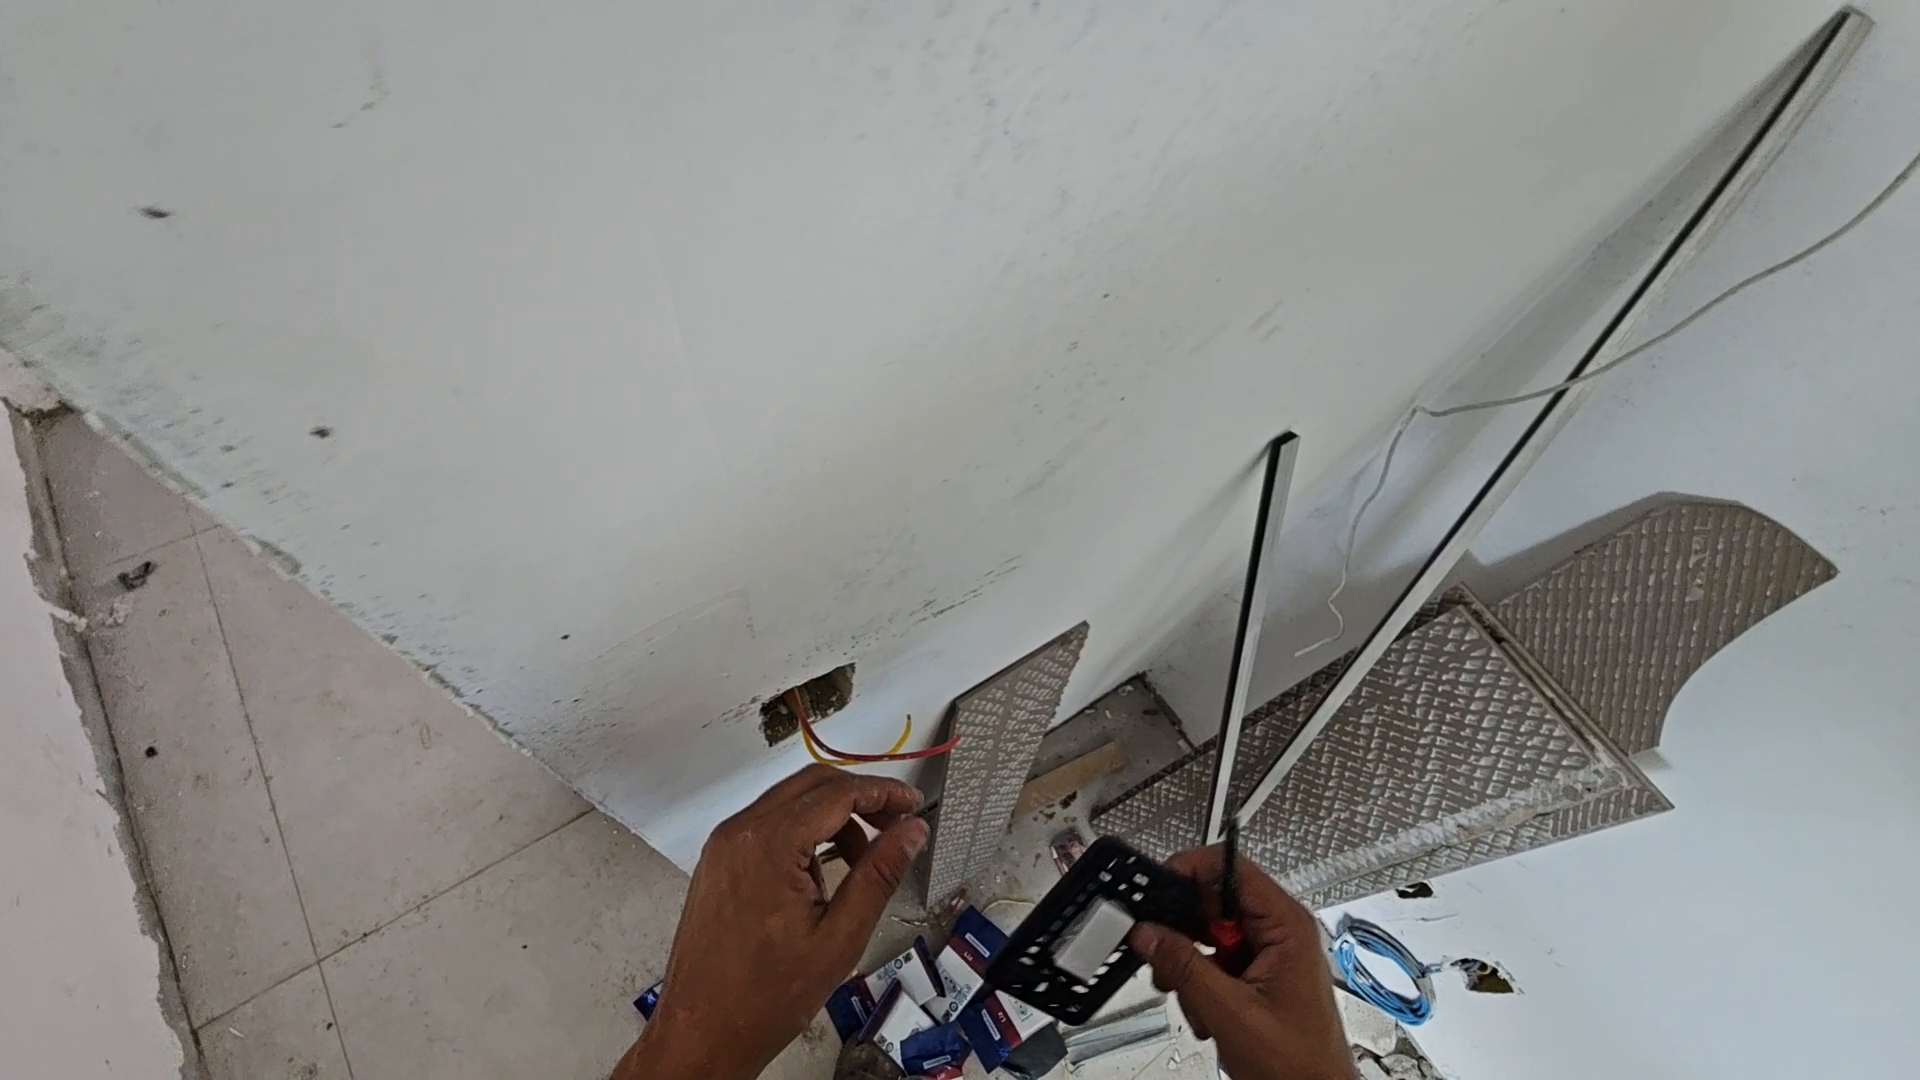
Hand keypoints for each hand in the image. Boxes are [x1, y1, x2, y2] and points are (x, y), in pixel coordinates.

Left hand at [616, 764, 928, 1079]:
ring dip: (834, 814)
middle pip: (814, 783)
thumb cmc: (762, 999)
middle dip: (861, 797)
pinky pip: (771, 821)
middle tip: (896, 823)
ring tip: (863, 856)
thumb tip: (911, 832)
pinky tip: (822, 871)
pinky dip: (804, 830)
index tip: (912, 803)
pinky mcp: (720, 857)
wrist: (701, 1038)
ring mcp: (725, 843)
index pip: (838, 793)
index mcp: (769, 846)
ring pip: (793, 799)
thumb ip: (879, 874)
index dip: (883, 793)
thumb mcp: (840, 937)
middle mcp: (741, 832)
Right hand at [1129, 847, 1354, 1079]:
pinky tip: (1200, 1007)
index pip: (1229, 867)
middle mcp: (1277, 930)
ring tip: (1186, 991)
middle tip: (1163, 952)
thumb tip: (1148, 932)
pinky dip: (1195, 978)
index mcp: (1286, 925)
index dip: (1190, 869)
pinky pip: (1210, 956)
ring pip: (1205, 929)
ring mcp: (1265, 952)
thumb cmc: (1302, 1069)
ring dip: (1186, 960)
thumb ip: (1185, 967)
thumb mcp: (1233, 1013)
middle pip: (1210, 899)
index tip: (1157, 886)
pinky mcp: (1253, 972)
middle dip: (1181, 928)